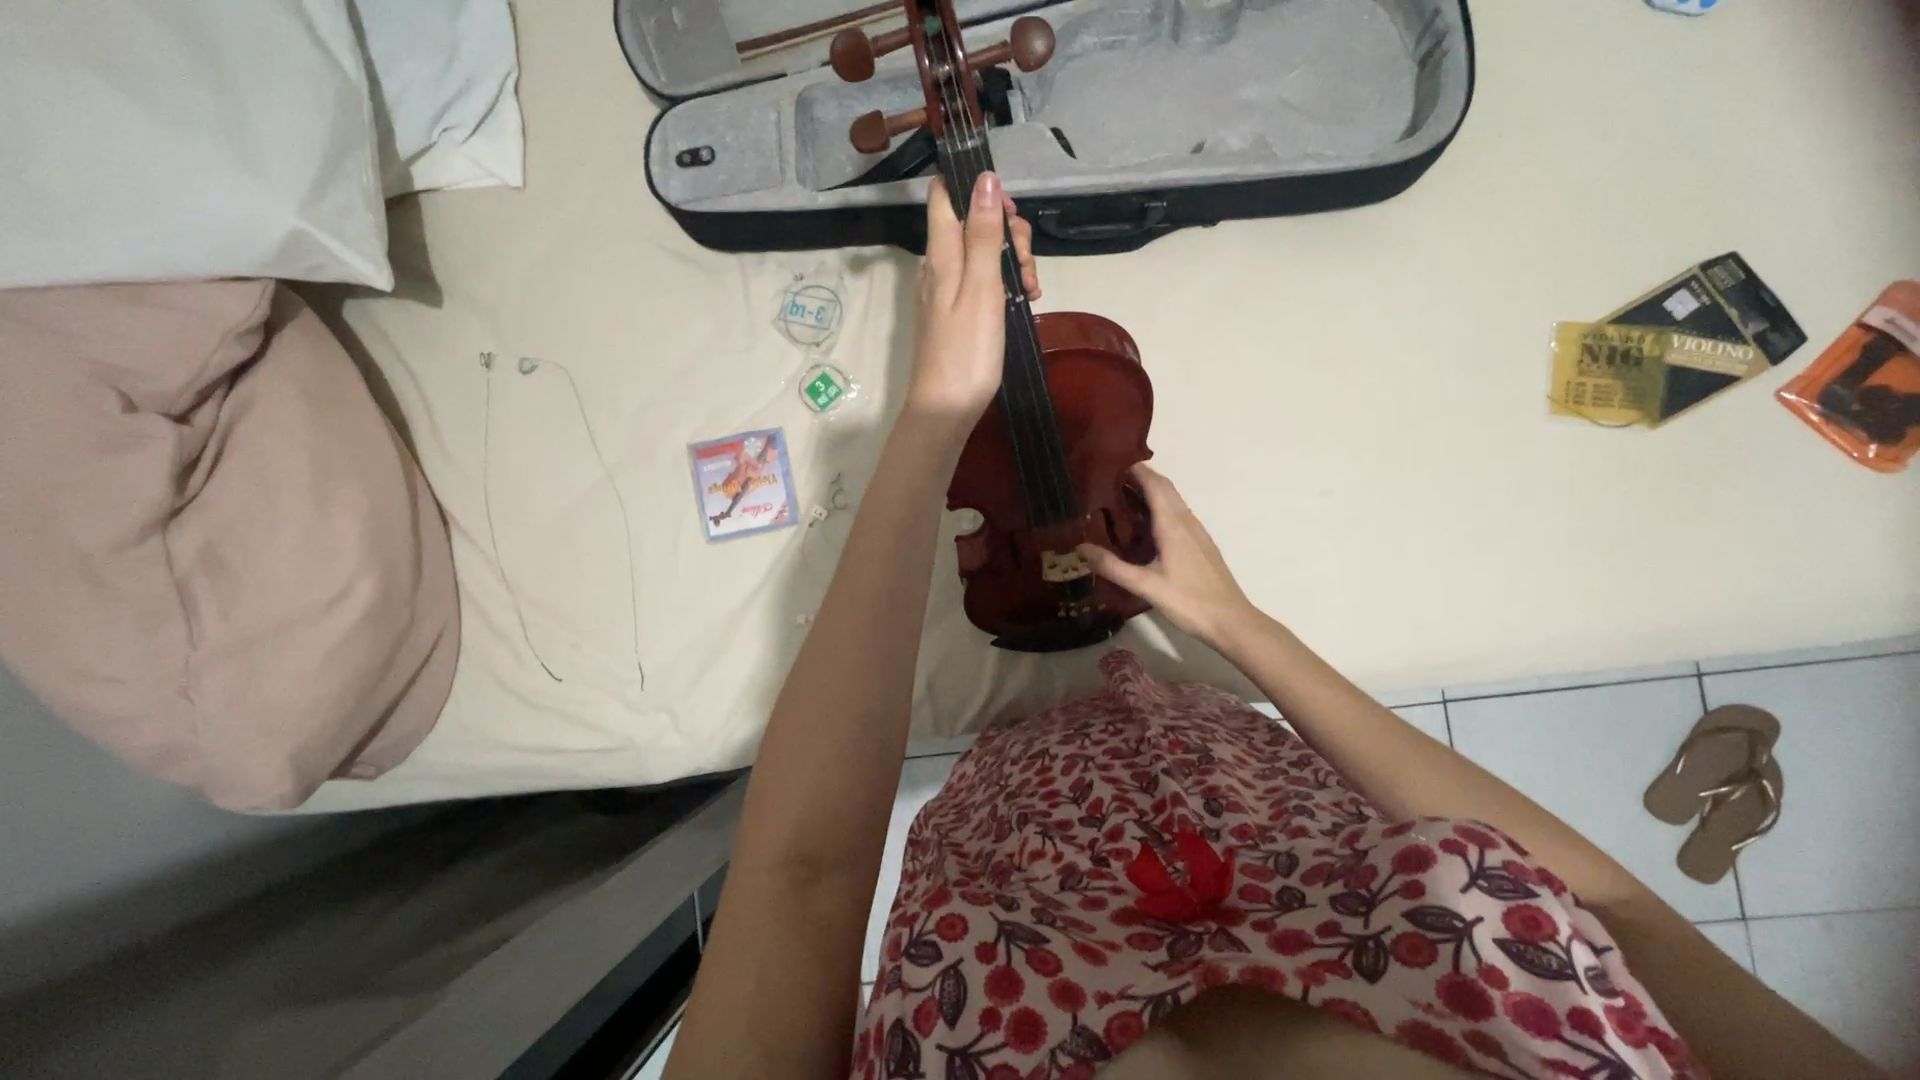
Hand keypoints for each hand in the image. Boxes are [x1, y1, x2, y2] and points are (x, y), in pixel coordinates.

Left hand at [904, 172, 1037, 422]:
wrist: (945, 410)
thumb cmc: (967, 351)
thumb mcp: (982, 287)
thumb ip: (984, 234)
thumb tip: (985, 179)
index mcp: (942, 254)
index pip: (944, 195)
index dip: (976, 189)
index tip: (1009, 209)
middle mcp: (939, 265)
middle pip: (972, 223)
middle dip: (1008, 232)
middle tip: (1027, 266)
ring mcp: (946, 290)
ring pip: (983, 254)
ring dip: (1013, 262)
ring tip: (1031, 291)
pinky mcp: (956, 313)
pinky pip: (981, 282)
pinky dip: (1004, 285)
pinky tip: (1024, 301)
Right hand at [1078, 463, 1260, 648]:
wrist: (1230, 621)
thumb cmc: (1189, 601)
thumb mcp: (1145, 586)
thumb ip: (1113, 567)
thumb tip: (1080, 548)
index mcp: (1173, 525)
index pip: (1154, 484)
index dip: (1135, 470)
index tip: (1110, 464)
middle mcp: (1186, 521)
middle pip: (1165, 488)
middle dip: (1140, 478)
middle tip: (1109, 480)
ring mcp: (1197, 532)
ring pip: (1173, 501)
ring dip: (1150, 492)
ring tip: (1120, 499)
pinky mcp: (1201, 544)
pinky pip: (1178, 515)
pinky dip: (1160, 509)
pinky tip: (1145, 527)